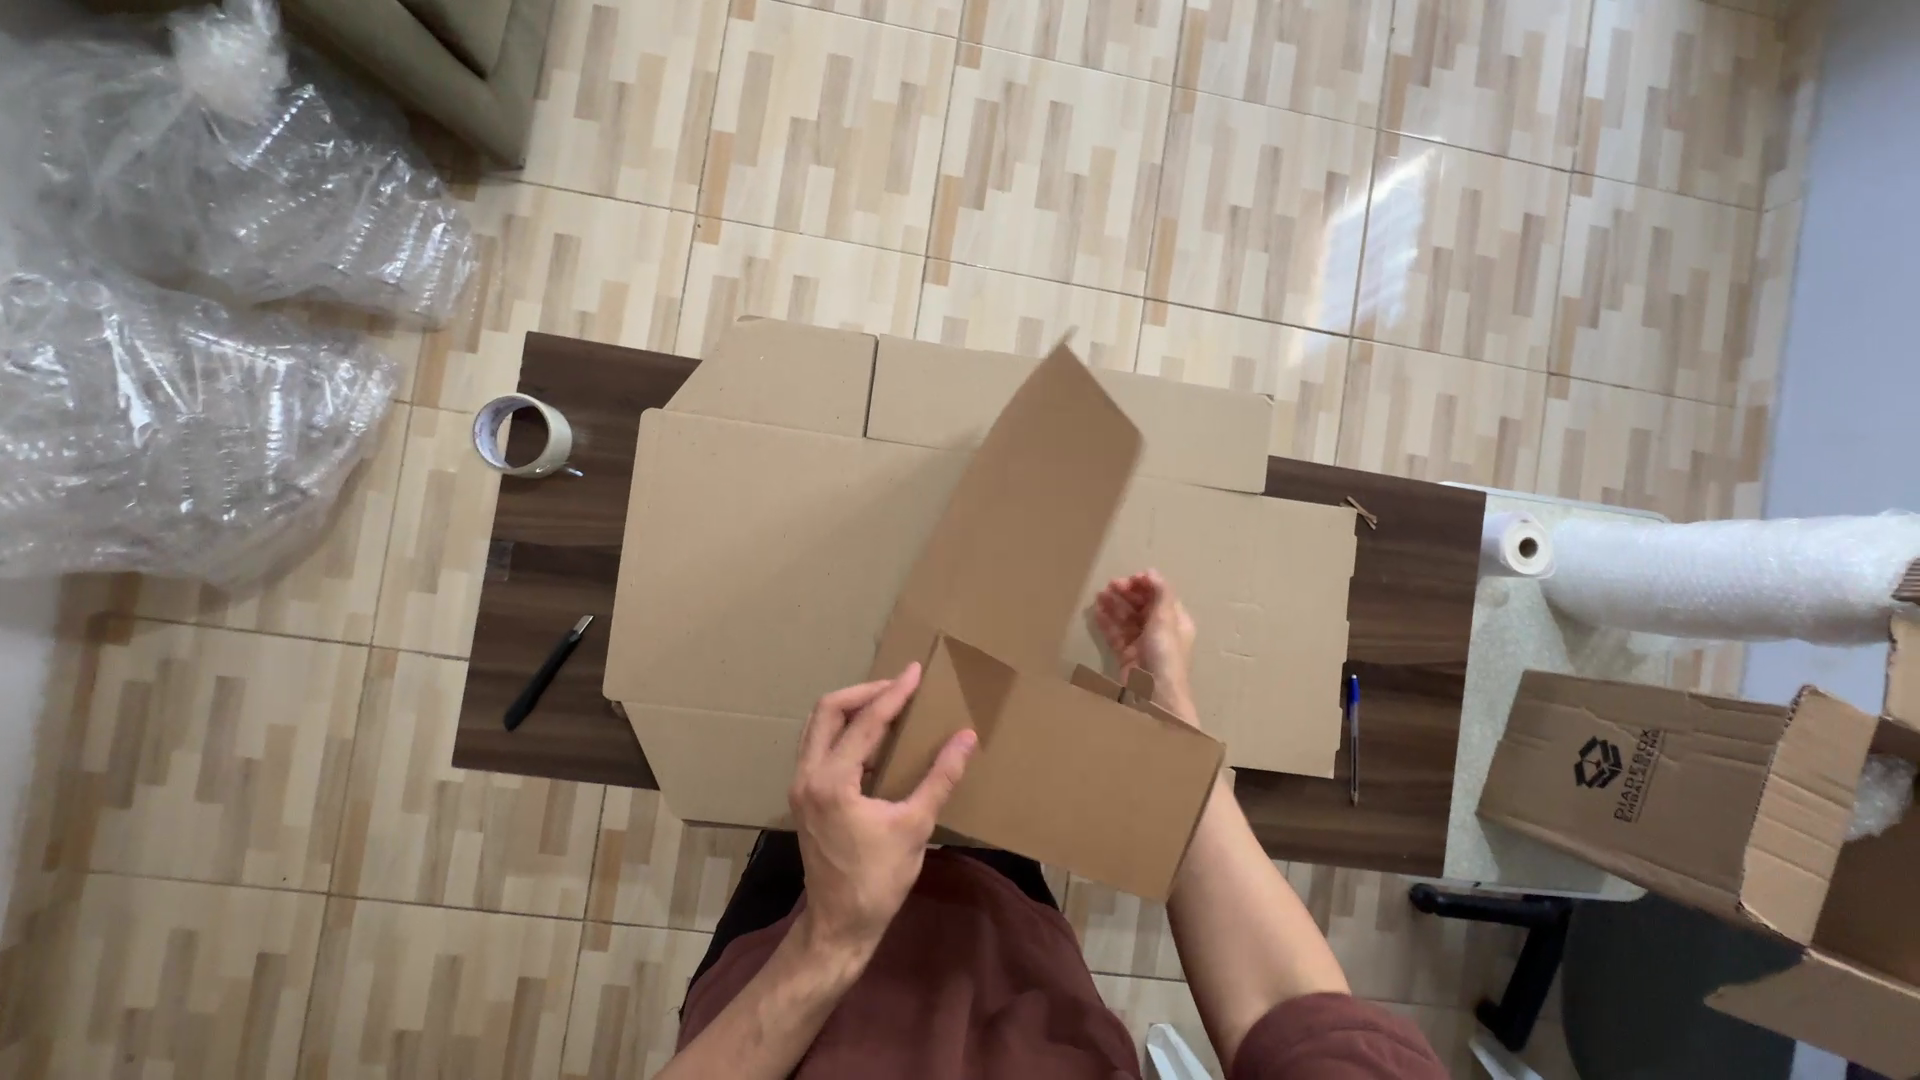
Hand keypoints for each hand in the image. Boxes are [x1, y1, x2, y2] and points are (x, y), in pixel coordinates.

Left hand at [789, 663, 975, 959]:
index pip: (865, 722)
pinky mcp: (804, 796)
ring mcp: (800, 786)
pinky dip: (844, 731)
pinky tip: (874, 738)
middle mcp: (807, 775)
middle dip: (864, 692)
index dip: (893, 694)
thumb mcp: (915, 827)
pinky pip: (819, 745)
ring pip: (818, 726)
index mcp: (831, 781)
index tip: (915, 672)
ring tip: (887, 704)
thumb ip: (940, 778)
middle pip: (827, 710)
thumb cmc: (877, 880)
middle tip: (898, 687)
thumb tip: (966, 737)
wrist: (838, 926)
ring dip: (851, 709)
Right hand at [1092, 569, 1198, 717]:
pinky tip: (1097, 612)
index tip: (1129, 578)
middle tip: (1110, 585)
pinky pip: (1116, 634)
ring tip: (1099, 595)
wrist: (1154, 693)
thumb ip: (1160, 593)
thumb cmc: (1165, 654)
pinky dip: (1107, 622)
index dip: (1145, 585)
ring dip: (1114, 605)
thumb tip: (1152, 571)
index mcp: (1175, 620)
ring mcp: (1142, 643)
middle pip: (1141, 606)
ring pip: (1126, 618)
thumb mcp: (1166, 620)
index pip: (1159, 596)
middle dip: (1127, 593)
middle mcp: (1160, 630)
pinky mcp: (1127, 654)